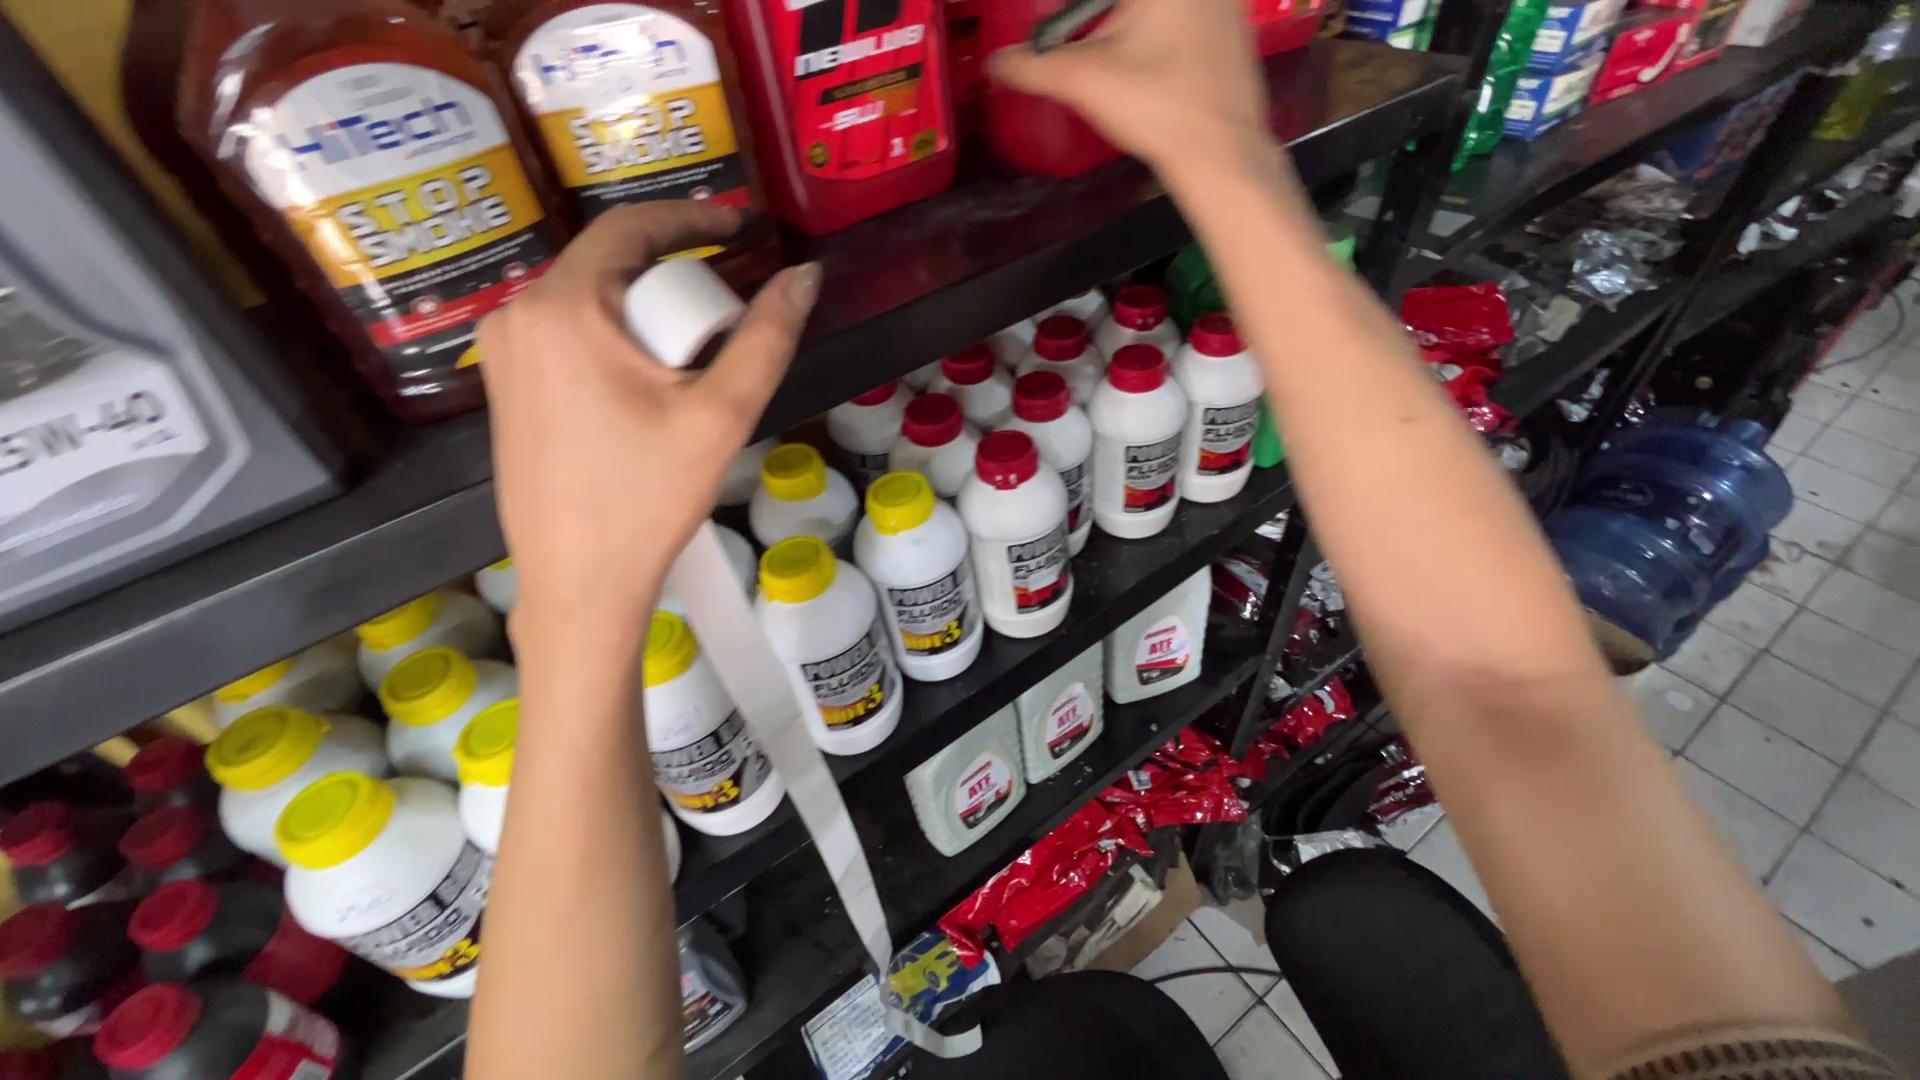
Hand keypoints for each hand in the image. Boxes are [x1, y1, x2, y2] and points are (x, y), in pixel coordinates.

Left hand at [477, 201, 819, 646]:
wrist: (578, 583)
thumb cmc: (648, 498)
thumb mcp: (722, 415)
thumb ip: (768, 337)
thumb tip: (806, 275)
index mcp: (564, 308)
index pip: (631, 227)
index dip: (692, 218)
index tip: (741, 229)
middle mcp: (517, 315)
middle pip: (610, 265)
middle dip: (674, 277)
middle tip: (726, 318)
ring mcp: (502, 353)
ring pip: (590, 301)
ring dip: (647, 310)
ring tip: (694, 358)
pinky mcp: (505, 387)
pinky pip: (567, 334)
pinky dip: (615, 338)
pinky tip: (648, 386)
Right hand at [990, 0, 1275, 179]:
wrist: (1220, 152)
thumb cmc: (1157, 108)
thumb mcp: (1084, 81)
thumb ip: (1033, 66)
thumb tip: (997, 64)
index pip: (1095, 0)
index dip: (1070, 12)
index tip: (1055, 27)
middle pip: (1125, 4)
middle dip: (1096, 16)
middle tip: (1071, 32)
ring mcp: (1225, 0)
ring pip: (1157, 10)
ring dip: (1128, 22)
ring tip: (1110, 52)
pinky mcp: (1235, 25)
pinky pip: (1186, 14)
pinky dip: (1161, 28)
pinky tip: (1150, 62)